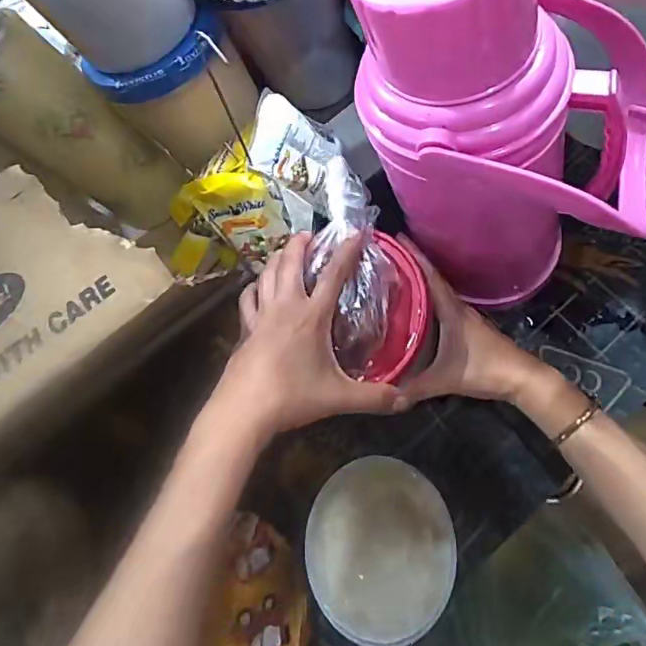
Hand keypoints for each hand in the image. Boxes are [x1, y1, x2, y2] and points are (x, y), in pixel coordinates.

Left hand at [210, 232, 405, 441]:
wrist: (240, 413)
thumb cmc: (292, 397)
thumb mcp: (338, 397)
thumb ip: (373, 397)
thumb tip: (405, 401)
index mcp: (311, 316)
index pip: (333, 275)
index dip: (346, 251)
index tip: (356, 232)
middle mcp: (285, 307)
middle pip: (290, 264)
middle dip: (299, 244)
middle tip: (309, 234)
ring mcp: (261, 317)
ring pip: (266, 275)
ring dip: (277, 259)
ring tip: (285, 253)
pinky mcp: (245, 331)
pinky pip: (249, 299)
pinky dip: (255, 286)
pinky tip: (257, 288)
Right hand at [398, 235, 550, 404]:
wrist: (519, 377)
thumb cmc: (484, 369)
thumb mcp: (445, 380)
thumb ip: (413, 387)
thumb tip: (383, 392)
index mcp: (452, 310)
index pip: (430, 276)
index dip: (414, 256)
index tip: (396, 238)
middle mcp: (458, 307)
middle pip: (432, 280)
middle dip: (411, 265)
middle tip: (387, 255)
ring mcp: (465, 317)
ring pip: (438, 293)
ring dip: (420, 282)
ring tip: (395, 277)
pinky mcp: (468, 328)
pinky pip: (443, 306)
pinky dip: (429, 300)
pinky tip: (417, 308)